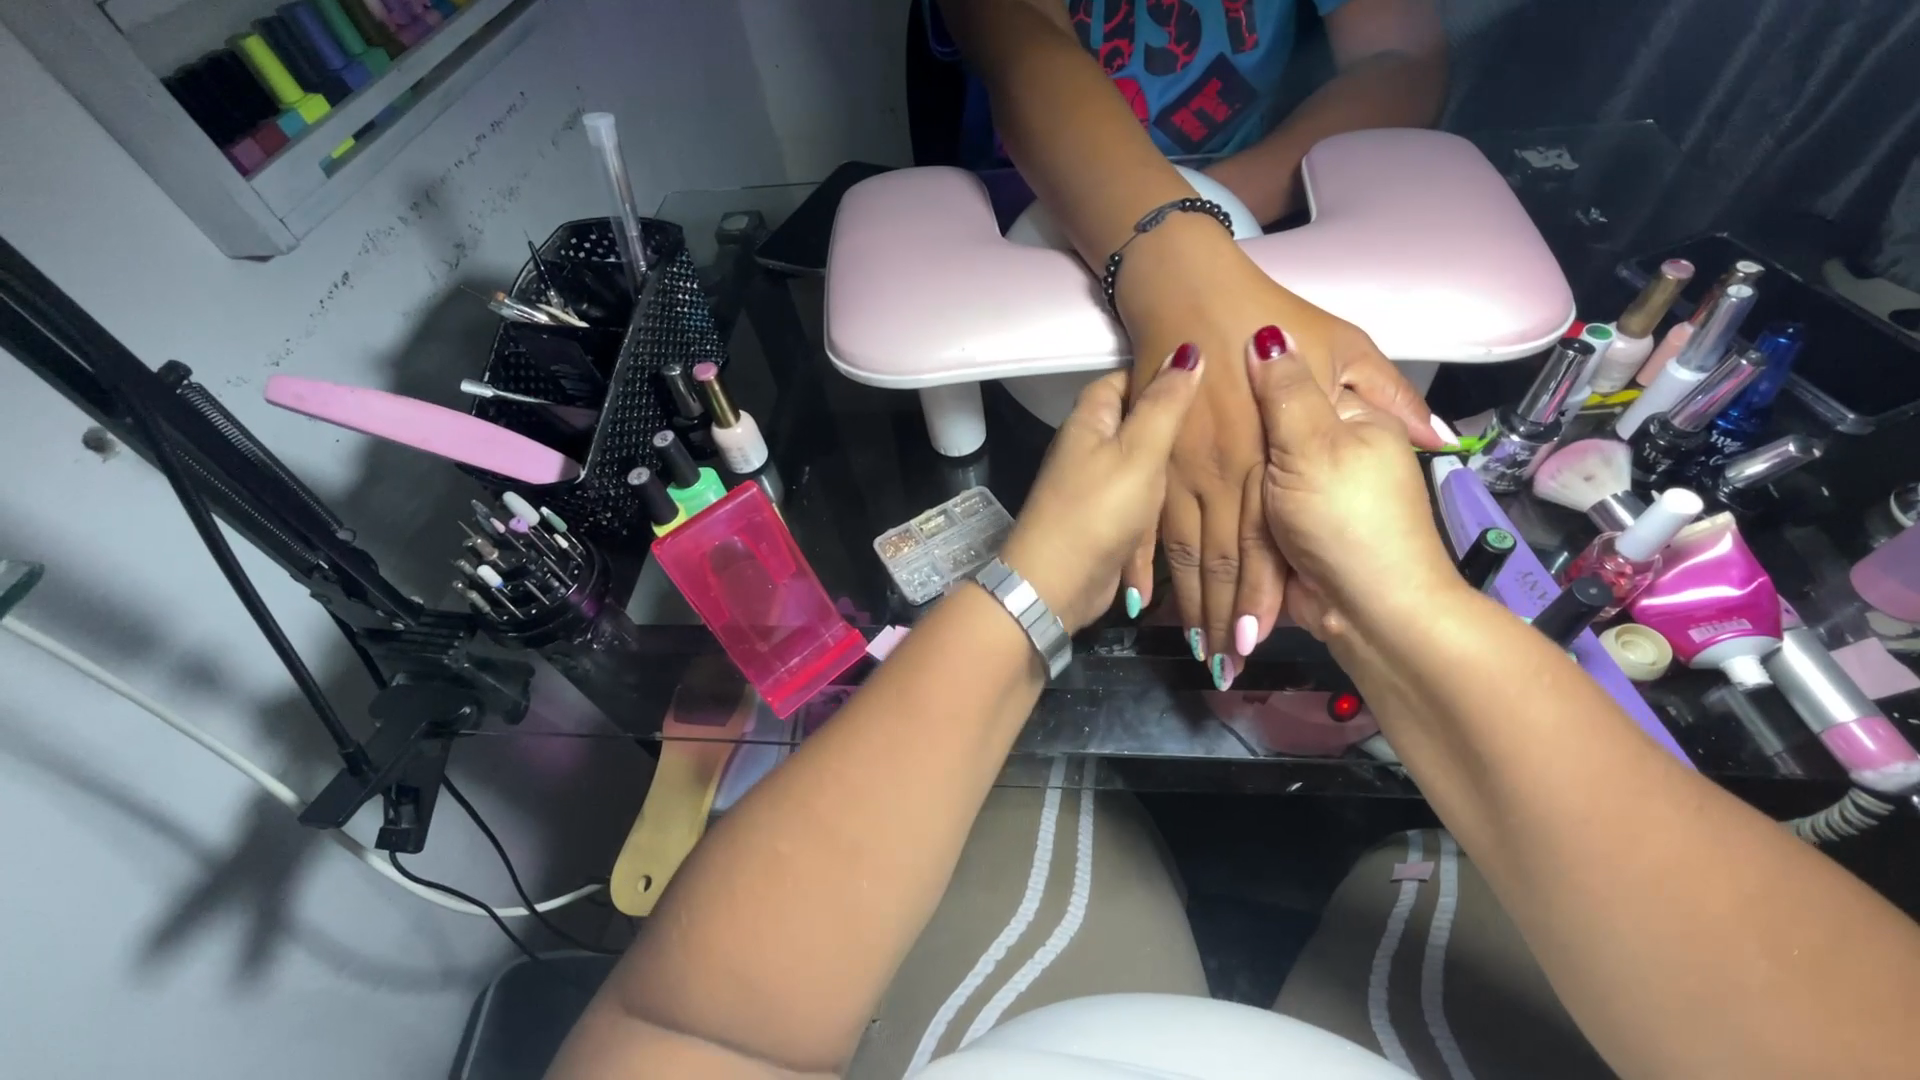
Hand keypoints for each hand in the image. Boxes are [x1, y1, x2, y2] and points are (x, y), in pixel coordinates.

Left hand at [1000, 357, 1202, 633]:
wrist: (1058, 584)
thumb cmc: (1099, 509)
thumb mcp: (1140, 451)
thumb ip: (1165, 403)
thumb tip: (1188, 349)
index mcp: (1092, 418)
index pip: (1127, 377)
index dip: (1163, 371)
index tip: (1210, 372)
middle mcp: (1091, 446)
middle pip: (1138, 420)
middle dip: (1177, 421)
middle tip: (1230, 418)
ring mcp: (1098, 484)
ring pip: (1145, 464)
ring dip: (1175, 467)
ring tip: (1226, 459)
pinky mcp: (1107, 519)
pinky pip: (1142, 503)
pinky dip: (1164, 505)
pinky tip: (1197, 506)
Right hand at [1112, 223, 1446, 687]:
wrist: (1197, 312)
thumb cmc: (1280, 327)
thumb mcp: (1351, 351)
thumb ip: (1385, 395)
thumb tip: (1438, 429)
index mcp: (1294, 452)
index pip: (1281, 534)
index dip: (1271, 592)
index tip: (1277, 640)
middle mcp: (1246, 474)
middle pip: (1232, 557)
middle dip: (1228, 616)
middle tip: (1223, 666)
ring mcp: (1205, 476)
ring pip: (1193, 552)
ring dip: (1194, 605)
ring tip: (1192, 648)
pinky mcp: (1172, 472)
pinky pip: (1157, 526)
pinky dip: (1149, 567)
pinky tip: (1141, 601)